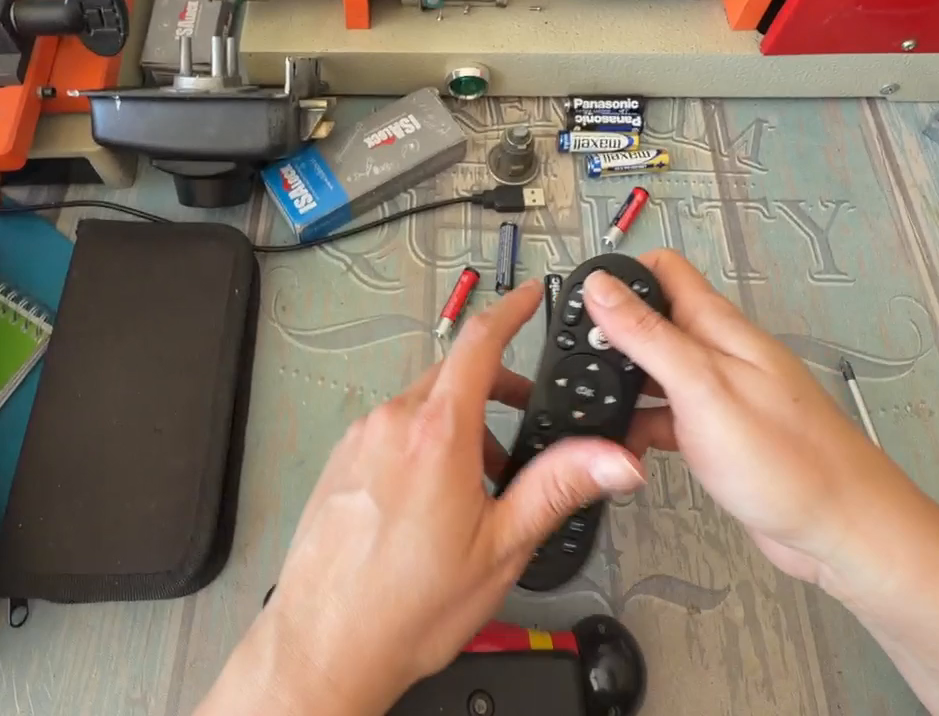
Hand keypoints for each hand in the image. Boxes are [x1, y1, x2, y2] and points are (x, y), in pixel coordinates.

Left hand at [199, 281, 648, 715]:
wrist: (326, 643)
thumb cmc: (407, 605)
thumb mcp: (502, 546)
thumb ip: (558, 486)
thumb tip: (612, 457)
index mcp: (439, 432)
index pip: (480, 344)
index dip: (511, 311)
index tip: (529, 296)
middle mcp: (394, 422)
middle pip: (455, 377)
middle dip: (495, 392)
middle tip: (521, 423)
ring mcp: (363, 438)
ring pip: (424, 406)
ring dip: (460, 427)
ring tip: (478, 485)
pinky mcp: (343, 457)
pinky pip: (393, 429)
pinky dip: (423, 443)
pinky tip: (431, 496)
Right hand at [580, 251, 934, 589]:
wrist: (843, 535)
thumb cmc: (789, 461)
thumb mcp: (702, 387)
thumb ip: (648, 333)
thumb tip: (601, 285)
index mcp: (717, 326)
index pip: (663, 270)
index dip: (621, 275)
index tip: (584, 303)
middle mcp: (717, 351)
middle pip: (652, 320)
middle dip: (612, 336)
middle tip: (583, 365)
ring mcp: (717, 392)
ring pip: (654, 370)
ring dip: (624, 384)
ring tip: (598, 409)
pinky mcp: (715, 431)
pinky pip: (665, 413)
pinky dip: (642, 424)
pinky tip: (627, 444)